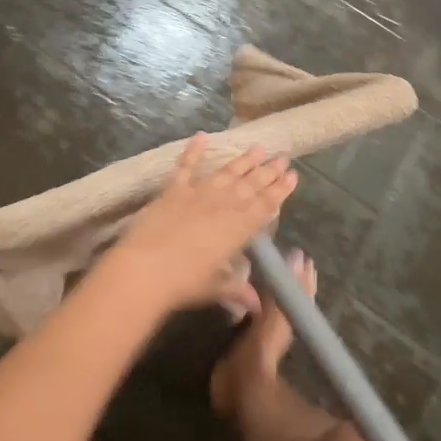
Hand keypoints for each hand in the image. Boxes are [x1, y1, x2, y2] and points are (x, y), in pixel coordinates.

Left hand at [101, 135, 297, 314]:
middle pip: (251, 185)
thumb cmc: (185, 283)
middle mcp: (223, 205)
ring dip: (243, 160)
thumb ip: (237, 290)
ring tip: (258, 147)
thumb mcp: (216, 288)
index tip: (293, 175)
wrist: (147, 268)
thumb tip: (257, 305)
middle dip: (268, 171)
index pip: (265, 205)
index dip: (280, 190)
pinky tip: (202, 136)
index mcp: (239, 228)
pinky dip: (194, 150)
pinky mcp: (173, 190)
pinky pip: (186, 166)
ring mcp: (198, 193)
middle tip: (283, 156)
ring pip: (226, 172)